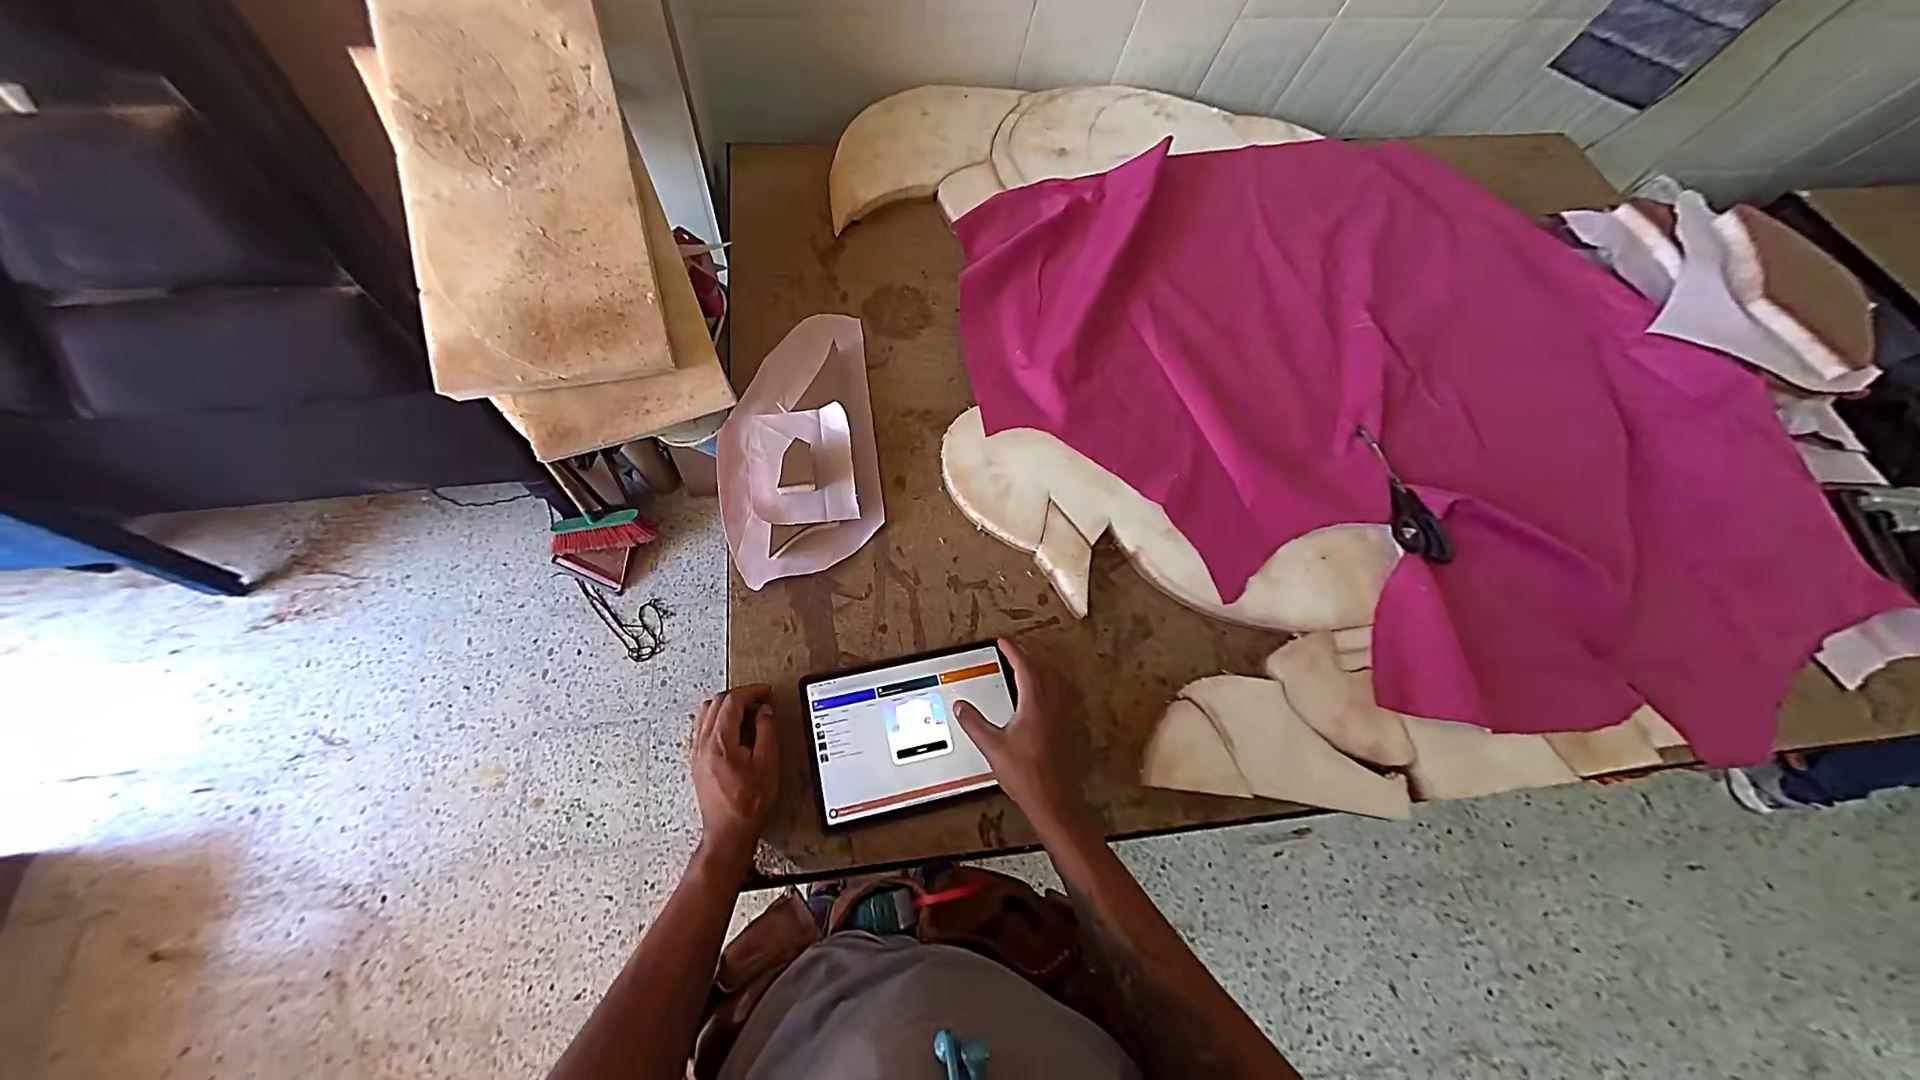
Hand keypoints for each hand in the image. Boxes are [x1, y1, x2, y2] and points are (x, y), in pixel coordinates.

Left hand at [690, 685, 778, 865]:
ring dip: (726, 705)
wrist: (729, 829)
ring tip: (747, 711)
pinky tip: (733, 728)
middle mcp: (703, 745)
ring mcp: (697, 753)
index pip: (732, 702)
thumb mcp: (767, 763)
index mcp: (720, 742)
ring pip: (706, 713)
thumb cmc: (748, 802)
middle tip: (759, 699)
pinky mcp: (697, 761)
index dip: (751, 691)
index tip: (764, 692)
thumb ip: (766, 731)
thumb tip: (764, 711)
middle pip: (716, 703)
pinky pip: (702, 727)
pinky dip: (718, 719)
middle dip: (739, 695)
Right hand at [954, 638, 1087, 829]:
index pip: (1025, 668)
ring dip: (1039, 665)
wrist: (1049, 796)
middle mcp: (1049, 707)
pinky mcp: (1060, 727)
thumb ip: (974, 723)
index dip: (1013, 651)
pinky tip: (1040, 690)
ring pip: (1052, 679)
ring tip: (1027, 661)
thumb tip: (962, 707)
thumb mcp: (991, 746)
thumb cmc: (1026, 774)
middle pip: (1042, 669)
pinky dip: (1046, 681)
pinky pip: (1056, 693)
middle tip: (1014, 647)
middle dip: (1027, 653)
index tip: (1003, 641)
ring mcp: (1057, 716)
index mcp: (1034, 706)